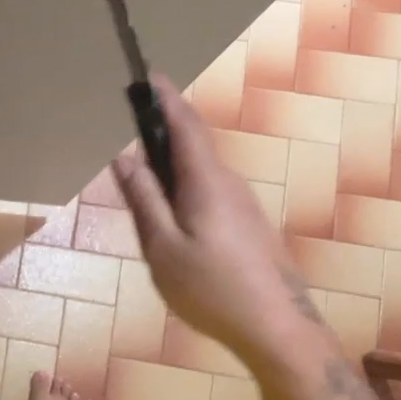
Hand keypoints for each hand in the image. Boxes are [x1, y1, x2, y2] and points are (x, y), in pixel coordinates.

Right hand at [112, 78, 325, 367]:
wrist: (275, 326)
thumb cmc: (210, 288)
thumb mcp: (162, 248)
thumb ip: (144, 200)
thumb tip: (125, 158)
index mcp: (205, 182)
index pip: (185, 125)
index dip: (165, 97)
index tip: (147, 74)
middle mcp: (228, 183)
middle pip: (194, 142)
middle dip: (165, 122)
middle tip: (132, 113)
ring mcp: (241, 204)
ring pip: (200, 168)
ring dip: (171, 156)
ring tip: (138, 160)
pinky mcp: (245, 223)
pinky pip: (207, 188)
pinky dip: (182, 180)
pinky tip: (166, 203)